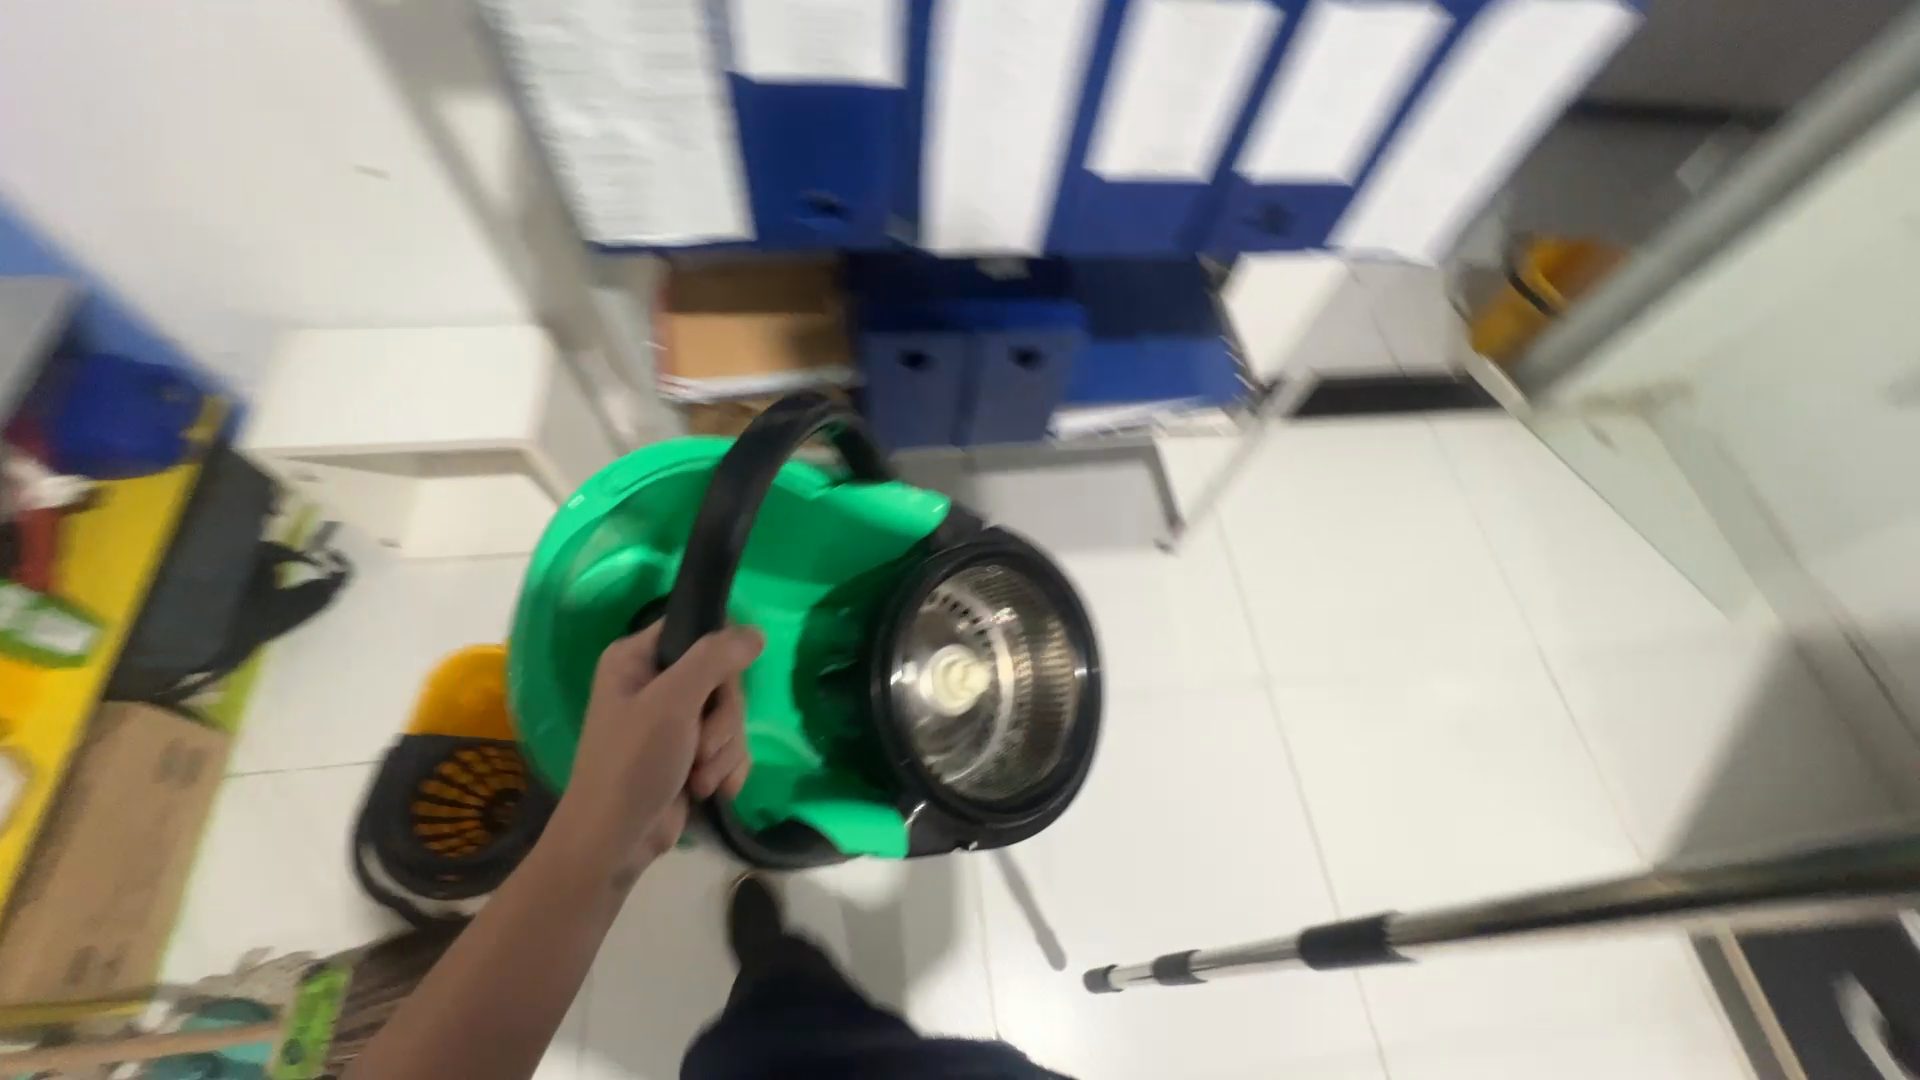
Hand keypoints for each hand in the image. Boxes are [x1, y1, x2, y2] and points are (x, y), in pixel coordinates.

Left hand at [554, 621, 763, 881]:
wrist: (614, 844)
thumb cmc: (631, 765)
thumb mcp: (671, 703)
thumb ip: (714, 659)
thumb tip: (756, 632)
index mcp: (637, 659)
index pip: (695, 629)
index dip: (719, 654)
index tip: (722, 683)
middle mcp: (657, 683)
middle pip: (723, 678)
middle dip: (723, 720)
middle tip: (703, 745)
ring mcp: (676, 721)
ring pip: (731, 715)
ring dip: (724, 751)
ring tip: (699, 779)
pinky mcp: (692, 754)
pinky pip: (732, 745)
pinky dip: (727, 768)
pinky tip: (714, 790)